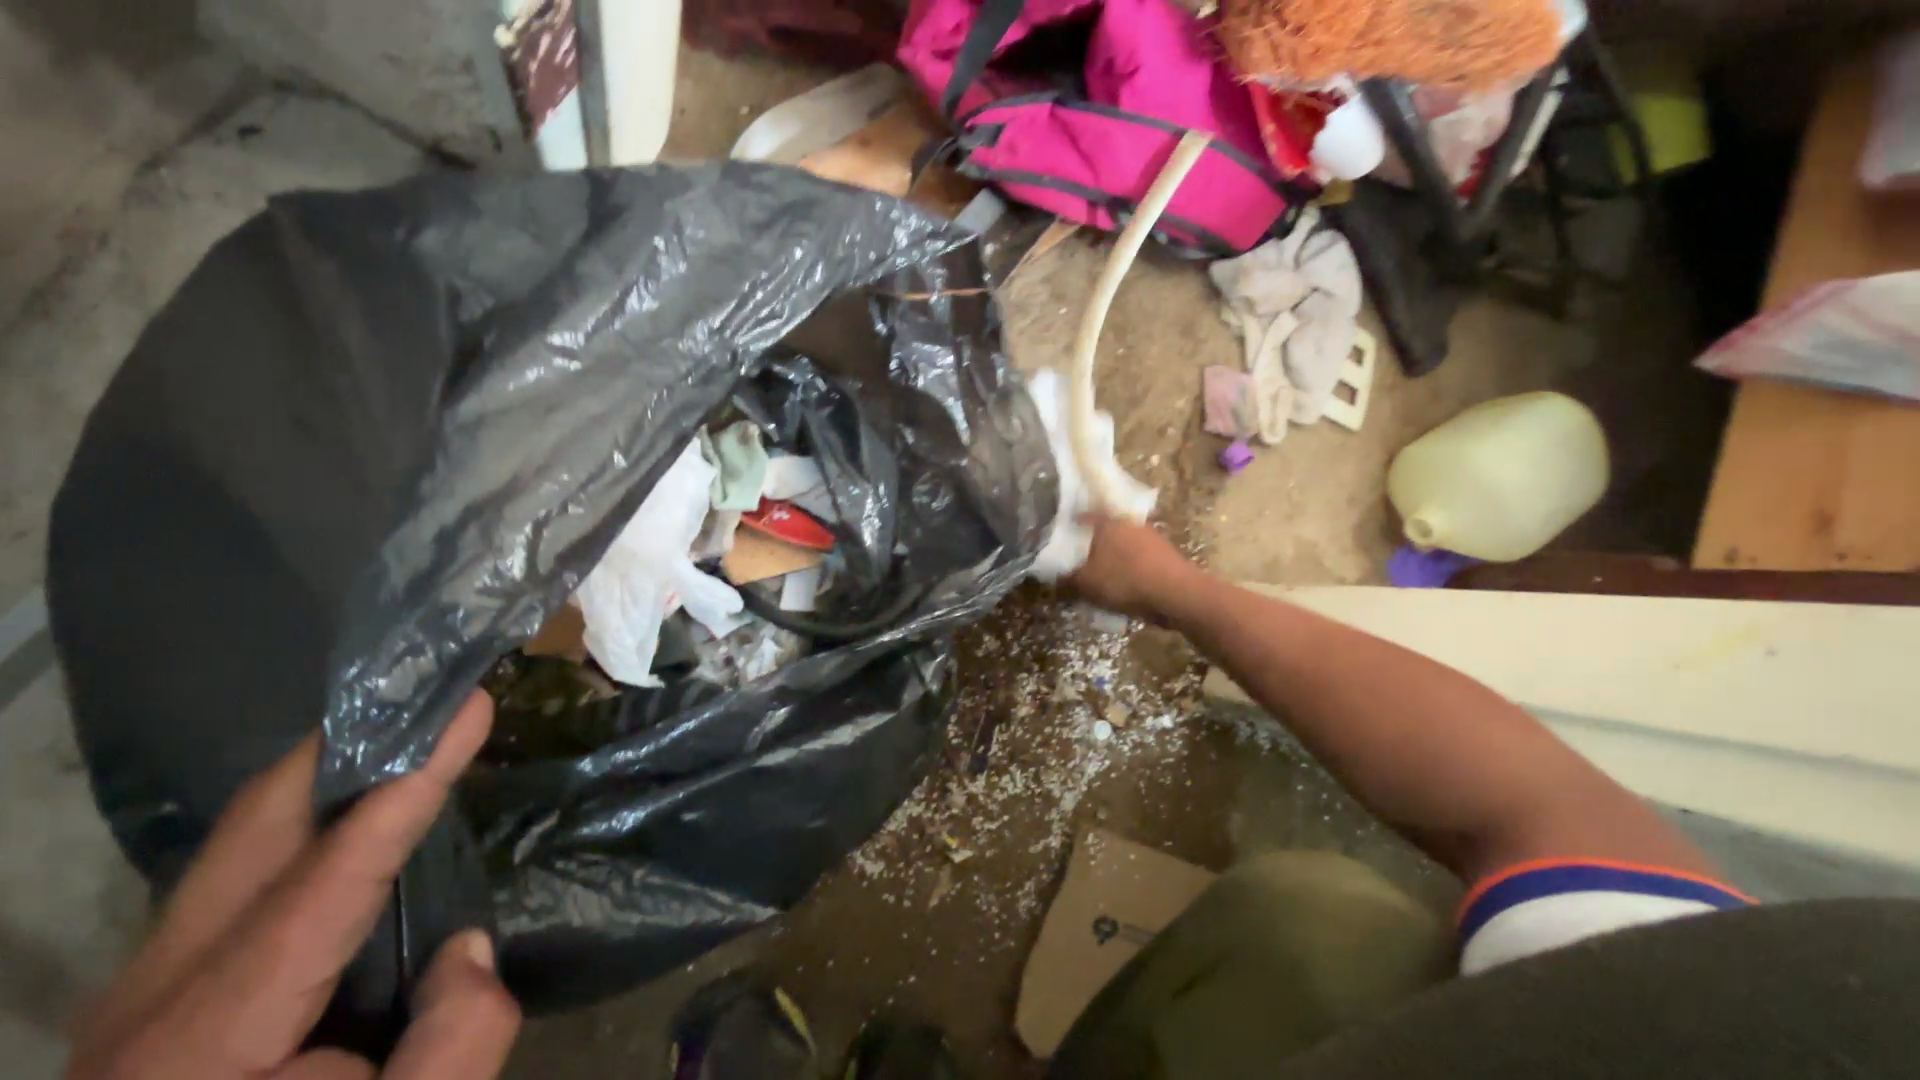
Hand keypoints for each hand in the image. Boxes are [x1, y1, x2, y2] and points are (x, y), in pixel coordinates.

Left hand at [69, 691, 519, 1079]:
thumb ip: (456, 1042)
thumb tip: (466, 948)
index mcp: (210, 1032)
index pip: (328, 877)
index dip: (406, 787)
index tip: (467, 710)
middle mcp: (156, 990)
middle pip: (257, 824)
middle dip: (349, 746)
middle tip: (432, 693)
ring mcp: (147, 988)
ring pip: (245, 840)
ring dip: (334, 777)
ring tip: (415, 736)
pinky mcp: (162, 996)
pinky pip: (248, 873)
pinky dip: (315, 824)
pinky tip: (368, 818)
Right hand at [1063, 514, 1199, 620]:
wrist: (1178, 594)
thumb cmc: (1125, 581)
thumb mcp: (1086, 584)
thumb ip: (1065, 578)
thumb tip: (1050, 576)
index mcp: (1104, 521)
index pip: (1078, 516)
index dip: (1065, 528)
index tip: (1056, 541)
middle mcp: (1126, 520)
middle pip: (1100, 528)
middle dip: (1089, 543)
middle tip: (1077, 560)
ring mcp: (1147, 534)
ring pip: (1120, 542)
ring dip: (1110, 555)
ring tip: (1099, 575)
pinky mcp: (1163, 551)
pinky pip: (1136, 556)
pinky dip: (1127, 565)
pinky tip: (1123, 583)